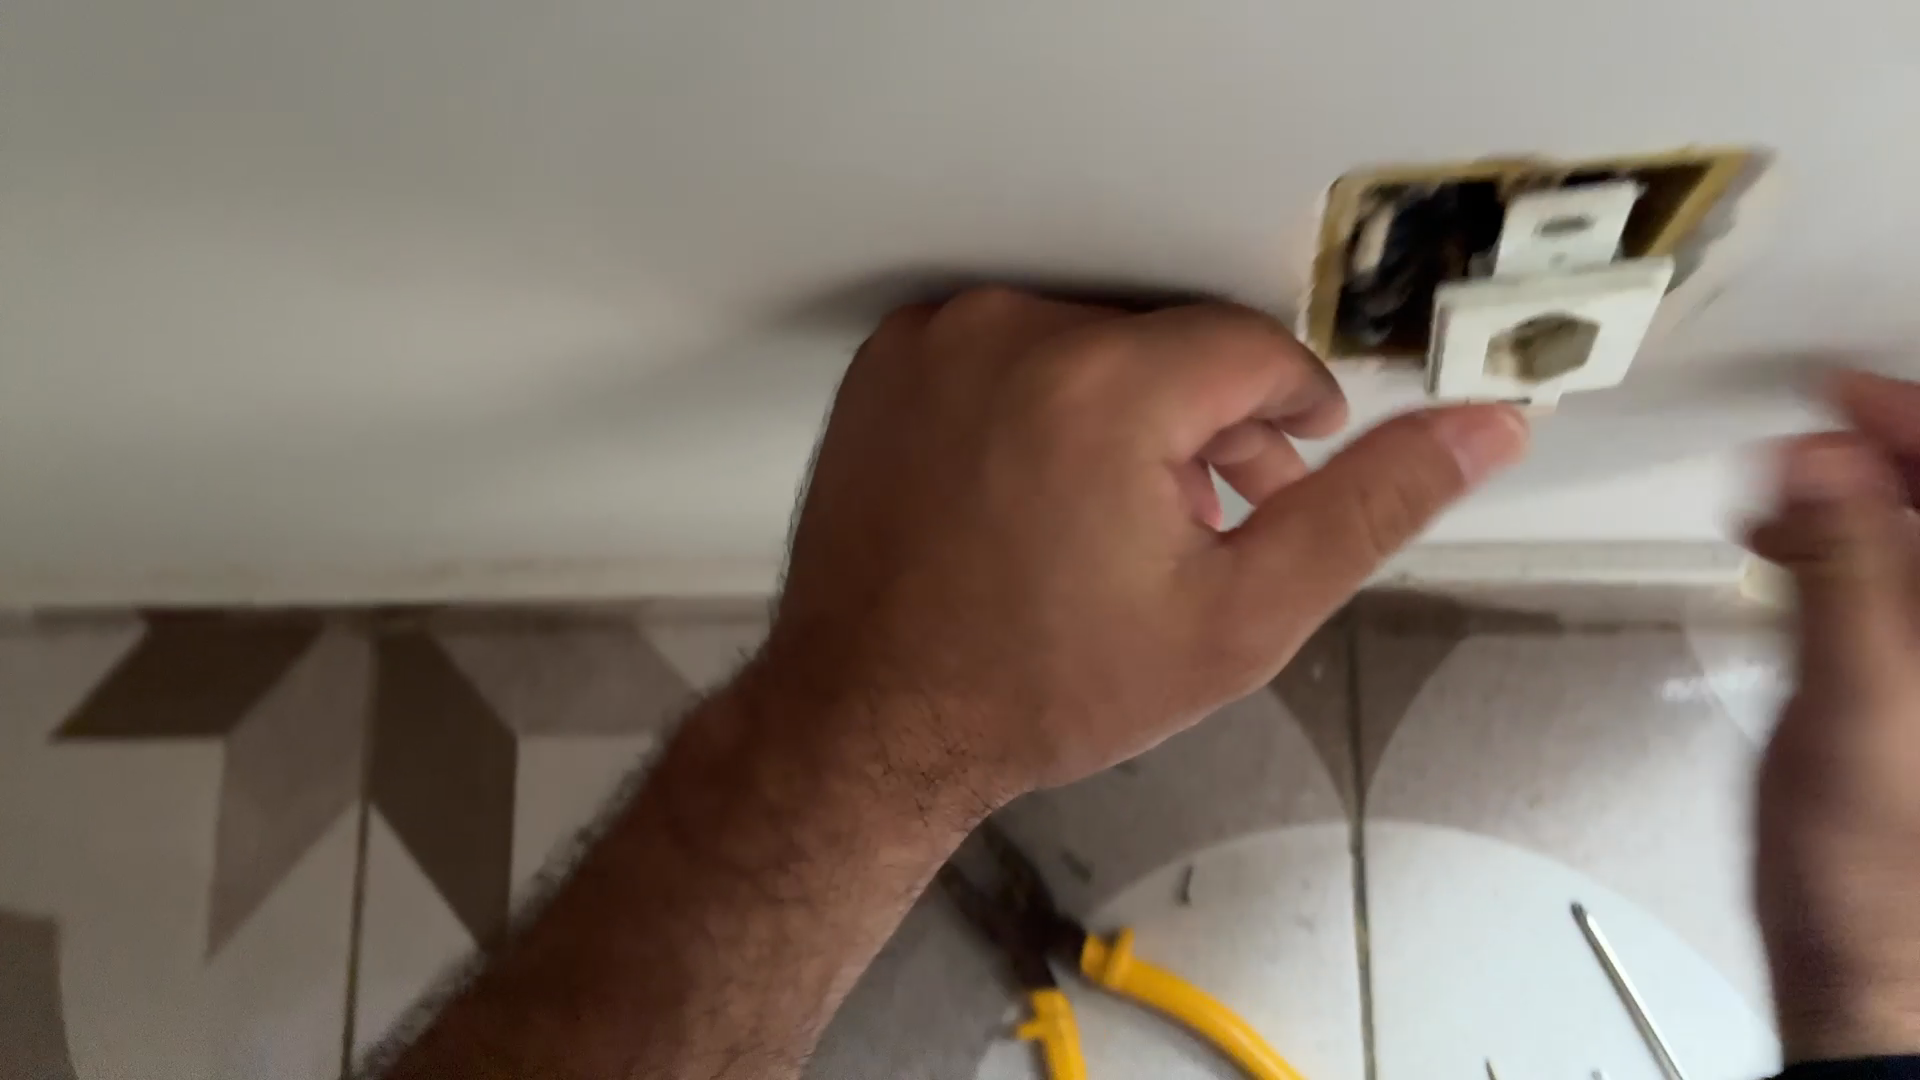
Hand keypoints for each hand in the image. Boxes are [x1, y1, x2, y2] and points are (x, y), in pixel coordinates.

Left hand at [752, 287, 1527, 803]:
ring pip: (1084, 343)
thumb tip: (1479, 429)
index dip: (1288, 411)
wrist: (874, 718)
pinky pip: (1002, 355)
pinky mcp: (889, 364)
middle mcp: (1010, 336)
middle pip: (1164, 344)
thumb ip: (1363, 511)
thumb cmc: (1041, 688)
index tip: (1282, 461)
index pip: (1254, 349)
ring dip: (1117, 411)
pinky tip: (1029, 487)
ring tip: (1106, 510)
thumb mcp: (1234, 621)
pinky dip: (1035, 403)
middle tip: (1191, 514)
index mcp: (1105, 387)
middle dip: (1200, 421)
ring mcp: (935, 343)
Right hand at [1748, 370, 1919, 1060]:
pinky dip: (1848, 554)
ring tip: (1784, 506)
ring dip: (1860, 507)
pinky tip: (1801, 558)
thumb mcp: (1855, 710)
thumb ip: (1846, 579)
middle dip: (1886, 464)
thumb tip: (1819, 468)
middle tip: (1800, 451)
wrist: (1883, 968)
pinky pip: (1904, 587)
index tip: (1837, 393)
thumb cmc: (1882, 871)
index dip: (1914, 423)